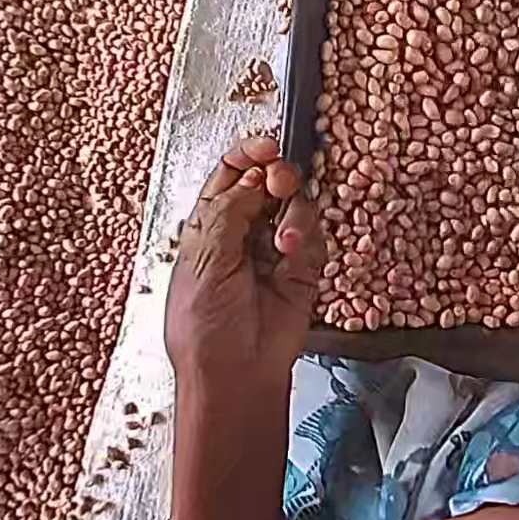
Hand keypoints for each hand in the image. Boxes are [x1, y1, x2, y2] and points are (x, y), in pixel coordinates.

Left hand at [165, 137, 325, 396]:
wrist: (236, 372)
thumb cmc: (204, 324)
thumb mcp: (203, 259)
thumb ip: (229, 210)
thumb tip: (254, 176)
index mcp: (211, 223)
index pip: (232, 173)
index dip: (250, 154)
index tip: (267, 147)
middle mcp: (246, 230)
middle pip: (269, 181)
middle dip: (278, 176)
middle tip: (279, 184)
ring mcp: (276, 247)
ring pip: (297, 205)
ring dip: (294, 213)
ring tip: (284, 239)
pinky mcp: (303, 266)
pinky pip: (315, 235)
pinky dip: (307, 238)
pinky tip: (293, 256)